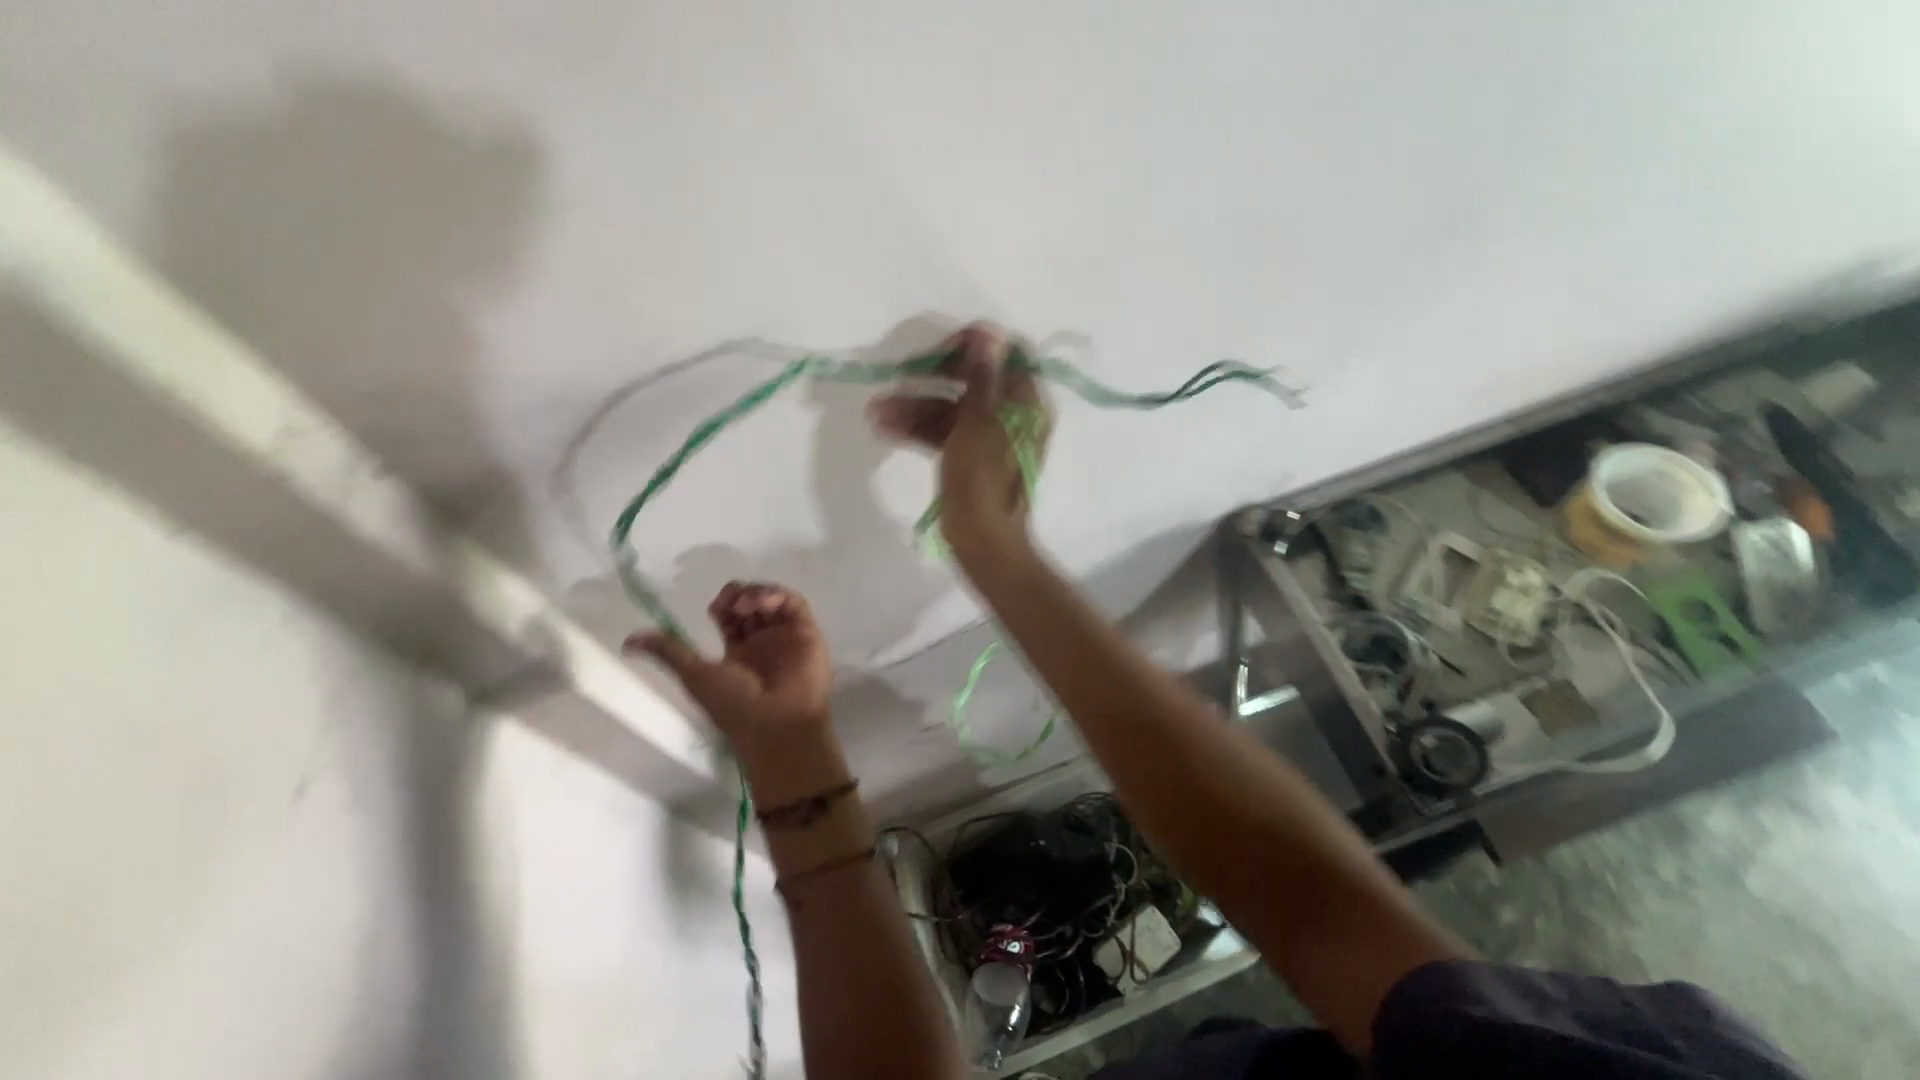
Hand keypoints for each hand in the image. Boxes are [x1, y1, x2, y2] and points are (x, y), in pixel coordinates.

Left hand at [623, 582, 832, 753]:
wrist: (775, 725)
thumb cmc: (734, 705)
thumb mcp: (694, 675)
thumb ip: (668, 652)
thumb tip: (628, 641)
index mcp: (739, 655)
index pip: (732, 618)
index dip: (723, 605)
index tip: (716, 607)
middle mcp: (764, 644)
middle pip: (752, 605)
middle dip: (738, 595)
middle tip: (730, 599)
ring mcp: (787, 638)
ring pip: (773, 601)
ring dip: (756, 593)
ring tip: (743, 603)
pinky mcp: (808, 634)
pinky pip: (795, 605)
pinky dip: (778, 596)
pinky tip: (760, 602)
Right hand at [870, 324, 1050, 562]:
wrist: (982, 544)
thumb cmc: (983, 482)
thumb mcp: (978, 424)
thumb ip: (981, 377)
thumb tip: (988, 332)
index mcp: (1026, 403)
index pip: (1005, 355)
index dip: (972, 346)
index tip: (938, 351)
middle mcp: (1012, 414)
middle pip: (972, 379)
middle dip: (931, 379)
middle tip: (898, 377)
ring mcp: (990, 437)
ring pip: (952, 408)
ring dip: (916, 406)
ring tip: (877, 412)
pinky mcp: (971, 457)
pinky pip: (945, 431)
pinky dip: (919, 428)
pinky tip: (885, 427)